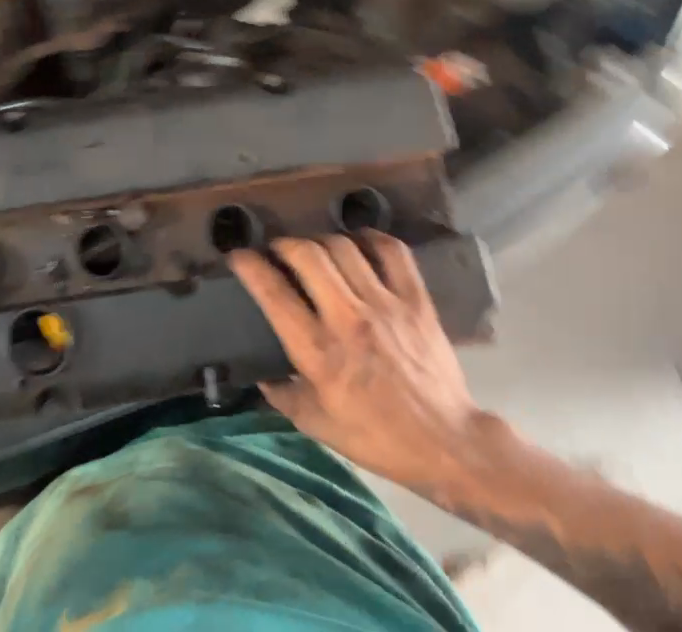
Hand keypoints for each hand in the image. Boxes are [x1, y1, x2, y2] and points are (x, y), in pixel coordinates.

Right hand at [230, 232, 488, 489]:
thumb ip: (280, 392)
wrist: (444, 442)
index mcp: (317, 351)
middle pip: (307, 255)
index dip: (248, 265)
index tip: (237, 256)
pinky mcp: (416, 301)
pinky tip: (357, 244)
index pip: (273, 293)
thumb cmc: (374, 436)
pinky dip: (369, 238)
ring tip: (313, 250)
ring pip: (344, 247)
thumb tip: (259, 370)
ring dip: (320, 240)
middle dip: (283, 244)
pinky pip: (392, 251)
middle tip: (277, 251)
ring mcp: (385, 305)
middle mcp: (347, 318)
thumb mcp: (314, 423)